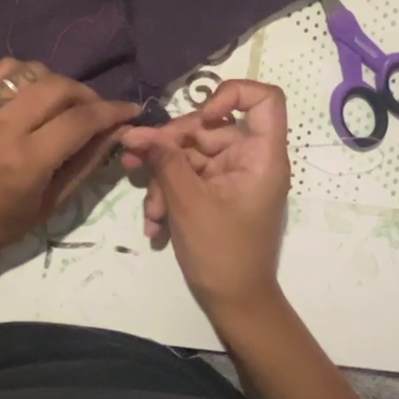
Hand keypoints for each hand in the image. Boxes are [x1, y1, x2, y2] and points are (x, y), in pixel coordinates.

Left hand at [0, 58, 139, 263]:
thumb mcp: (49, 204)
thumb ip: (84, 164)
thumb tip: (115, 132)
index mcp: (26, 161)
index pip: (81, 120)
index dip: (113, 112)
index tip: (131, 110)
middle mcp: (4, 127)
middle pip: (60, 88)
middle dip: (88, 95)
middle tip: (97, 112)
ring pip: (33, 72)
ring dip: (59, 83)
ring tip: (65, 104)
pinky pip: (3, 69)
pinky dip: (27, 74)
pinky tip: (34, 92)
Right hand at [118, 80, 290, 309]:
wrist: (235, 304)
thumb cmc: (222, 251)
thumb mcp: (187, 202)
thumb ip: (164, 161)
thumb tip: (135, 131)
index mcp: (261, 156)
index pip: (264, 99)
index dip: (230, 94)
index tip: (200, 117)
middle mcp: (250, 160)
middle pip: (208, 128)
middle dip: (169, 148)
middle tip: (134, 161)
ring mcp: (233, 178)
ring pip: (191, 156)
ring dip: (163, 180)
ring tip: (150, 211)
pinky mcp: (217, 196)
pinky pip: (189, 180)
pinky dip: (169, 196)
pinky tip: (155, 223)